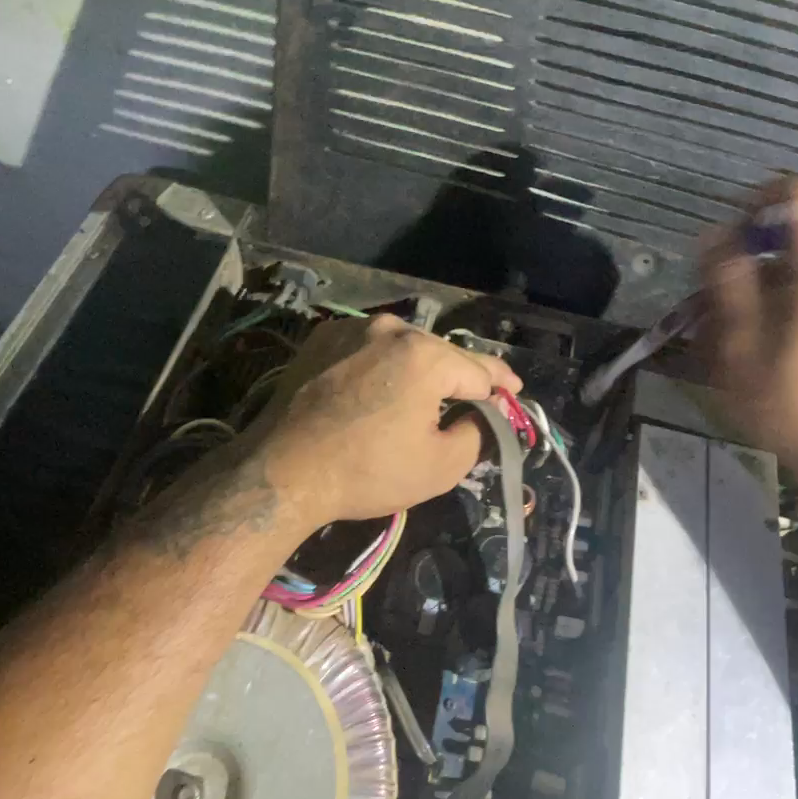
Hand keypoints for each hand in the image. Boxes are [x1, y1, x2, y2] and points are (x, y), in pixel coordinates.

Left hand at [249, 314, 522, 525]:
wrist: (282, 470)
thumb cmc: (367, 471)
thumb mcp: (440, 465)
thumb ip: (478, 433)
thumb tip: (486, 412)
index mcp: (426, 355)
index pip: (479, 369)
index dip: (502, 385)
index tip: (515, 392)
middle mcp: (392, 328)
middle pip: (442, 352)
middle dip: (463, 374)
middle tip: (481, 393)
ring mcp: (353, 327)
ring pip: (404, 345)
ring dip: (421, 366)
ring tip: (432, 390)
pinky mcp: (323, 336)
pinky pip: (369, 346)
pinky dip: (382, 362)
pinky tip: (383, 384)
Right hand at [702, 177, 797, 471]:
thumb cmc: (793, 403)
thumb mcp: (742, 345)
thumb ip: (727, 281)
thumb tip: (715, 235)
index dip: (770, 193)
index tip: (739, 226)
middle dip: (767, 234)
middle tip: (732, 272)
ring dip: (779, 261)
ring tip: (745, 306)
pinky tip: (773, 324)